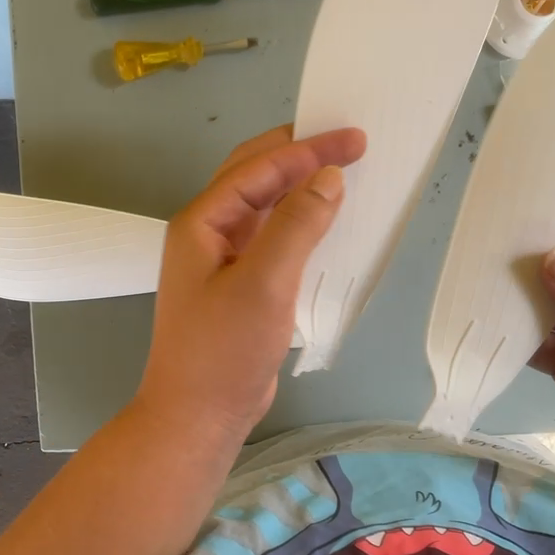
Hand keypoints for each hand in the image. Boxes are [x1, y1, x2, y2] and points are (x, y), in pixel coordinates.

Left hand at [135, 125, 366, 442]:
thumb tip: (328, 178)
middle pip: (256, 176)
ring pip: (264, 208)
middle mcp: (208, 234)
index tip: (355, 139)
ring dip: (300, 188)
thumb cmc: (224, 350)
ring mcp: (223, 262)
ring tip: (342, 175)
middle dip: (301, 155)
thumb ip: (296, 226)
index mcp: (202, 222)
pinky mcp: (240, 288)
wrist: (199, 415)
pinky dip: (300, 225)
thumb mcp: (265, 283)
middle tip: (350, 144)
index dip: (307, 149)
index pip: (258, 168)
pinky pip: (272, 240)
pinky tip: (326, 227)